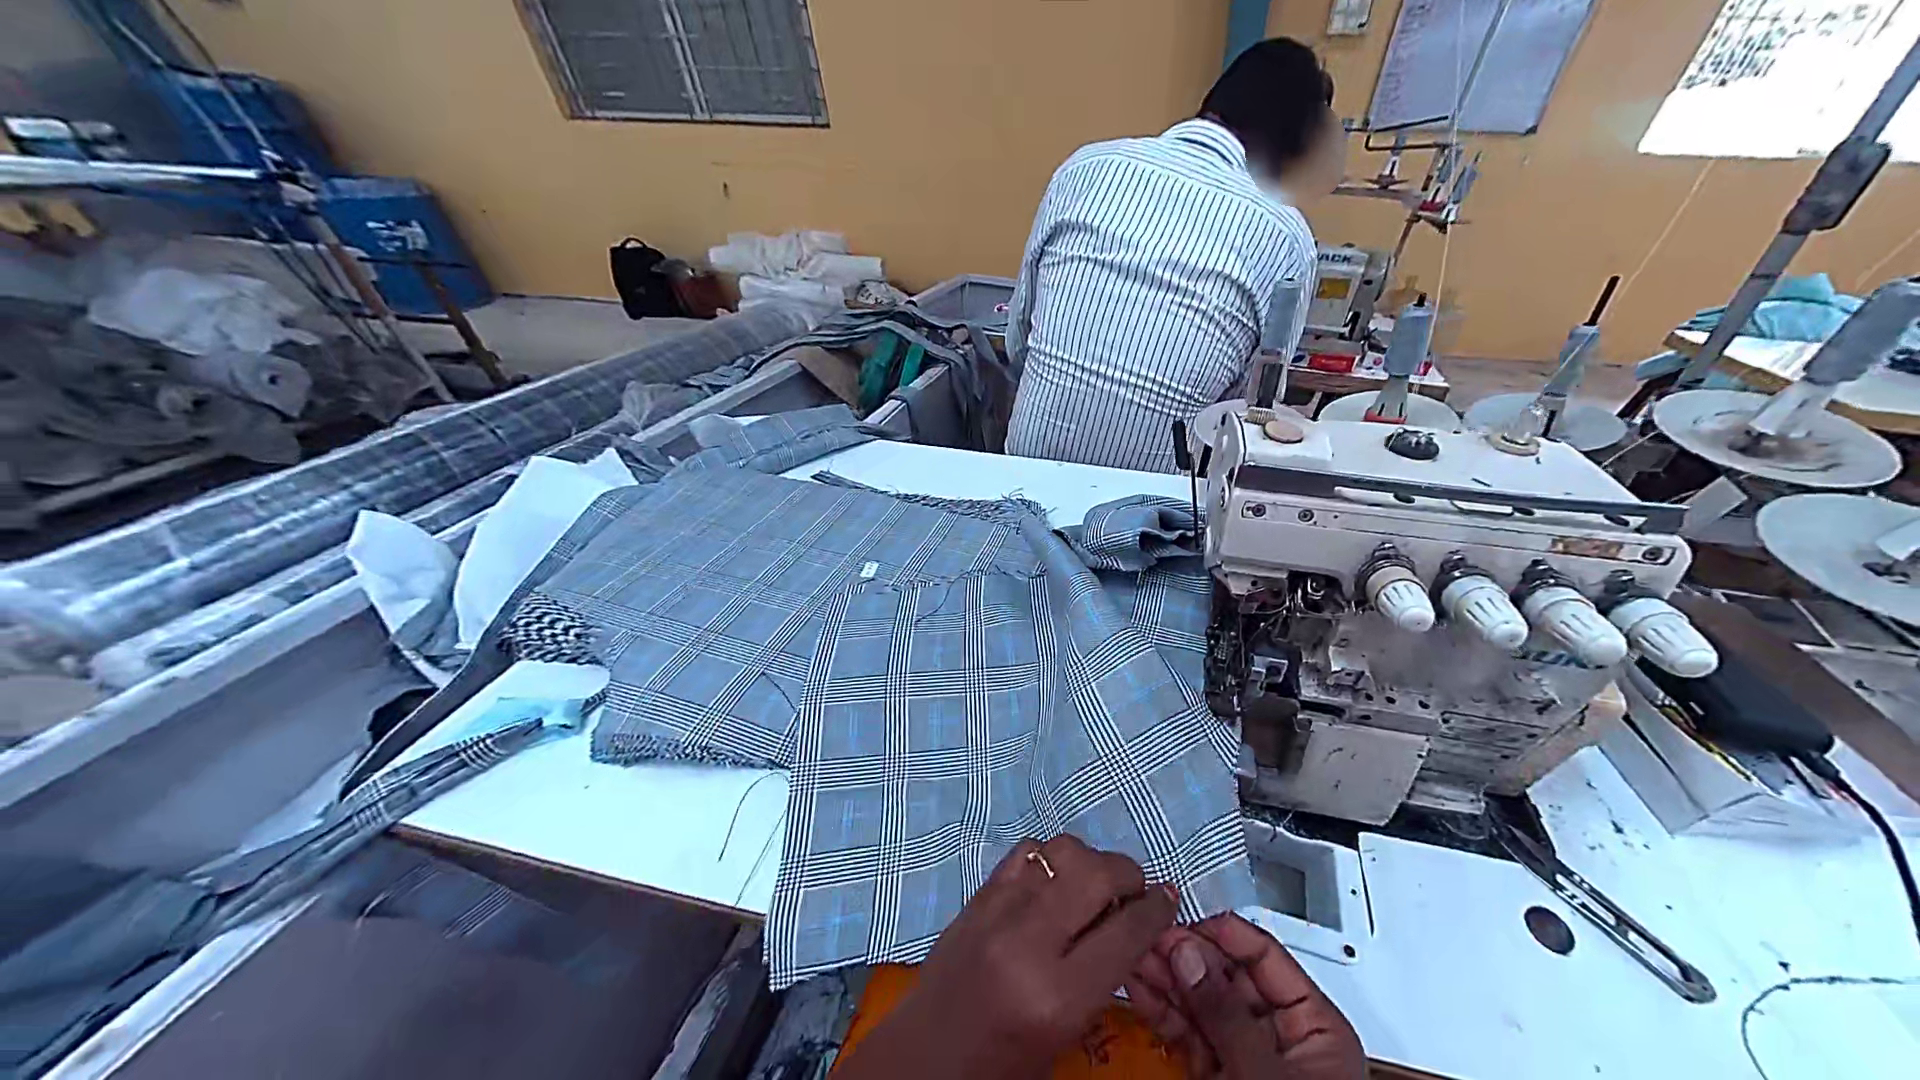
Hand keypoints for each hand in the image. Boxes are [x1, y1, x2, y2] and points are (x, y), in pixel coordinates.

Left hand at [835, 836, 1178, 1079]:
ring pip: (1059, 851)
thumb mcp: (1066, 1033)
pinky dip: (1049, 858)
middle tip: (1133, 888)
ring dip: (1088, 859)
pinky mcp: (976, 895)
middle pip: (1095, 874)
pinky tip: (1054, 879)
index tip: (1167, 898)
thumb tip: (1135, 921)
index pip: (1124, 932)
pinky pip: (1024, 853)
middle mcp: (1028, 942)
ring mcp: (997, 911)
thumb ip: (1102, 976)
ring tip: (1093, 882)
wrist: (925, 1055)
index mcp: (1058, 995)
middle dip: (1126, 873)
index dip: (1155, 910)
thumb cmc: (1003, 1064)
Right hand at [1124, 913, 1364, 1079]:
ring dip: (1165, 976)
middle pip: (1226, 974)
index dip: (1220, 934)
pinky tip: (1140, 987)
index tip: (1180, 920)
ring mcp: (1246, 1056)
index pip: (1265, 956)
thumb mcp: (1264, 1077)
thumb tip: (1192, 954)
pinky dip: (1162, 1008)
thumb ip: (1226, 1012)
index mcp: (1315, 1028)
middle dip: (1183, 953)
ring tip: (1133, 955)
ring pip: (1200, 999)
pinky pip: (1187, 1030)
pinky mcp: (1218, 1075)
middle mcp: (1280, 1036)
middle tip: (1146, 937)